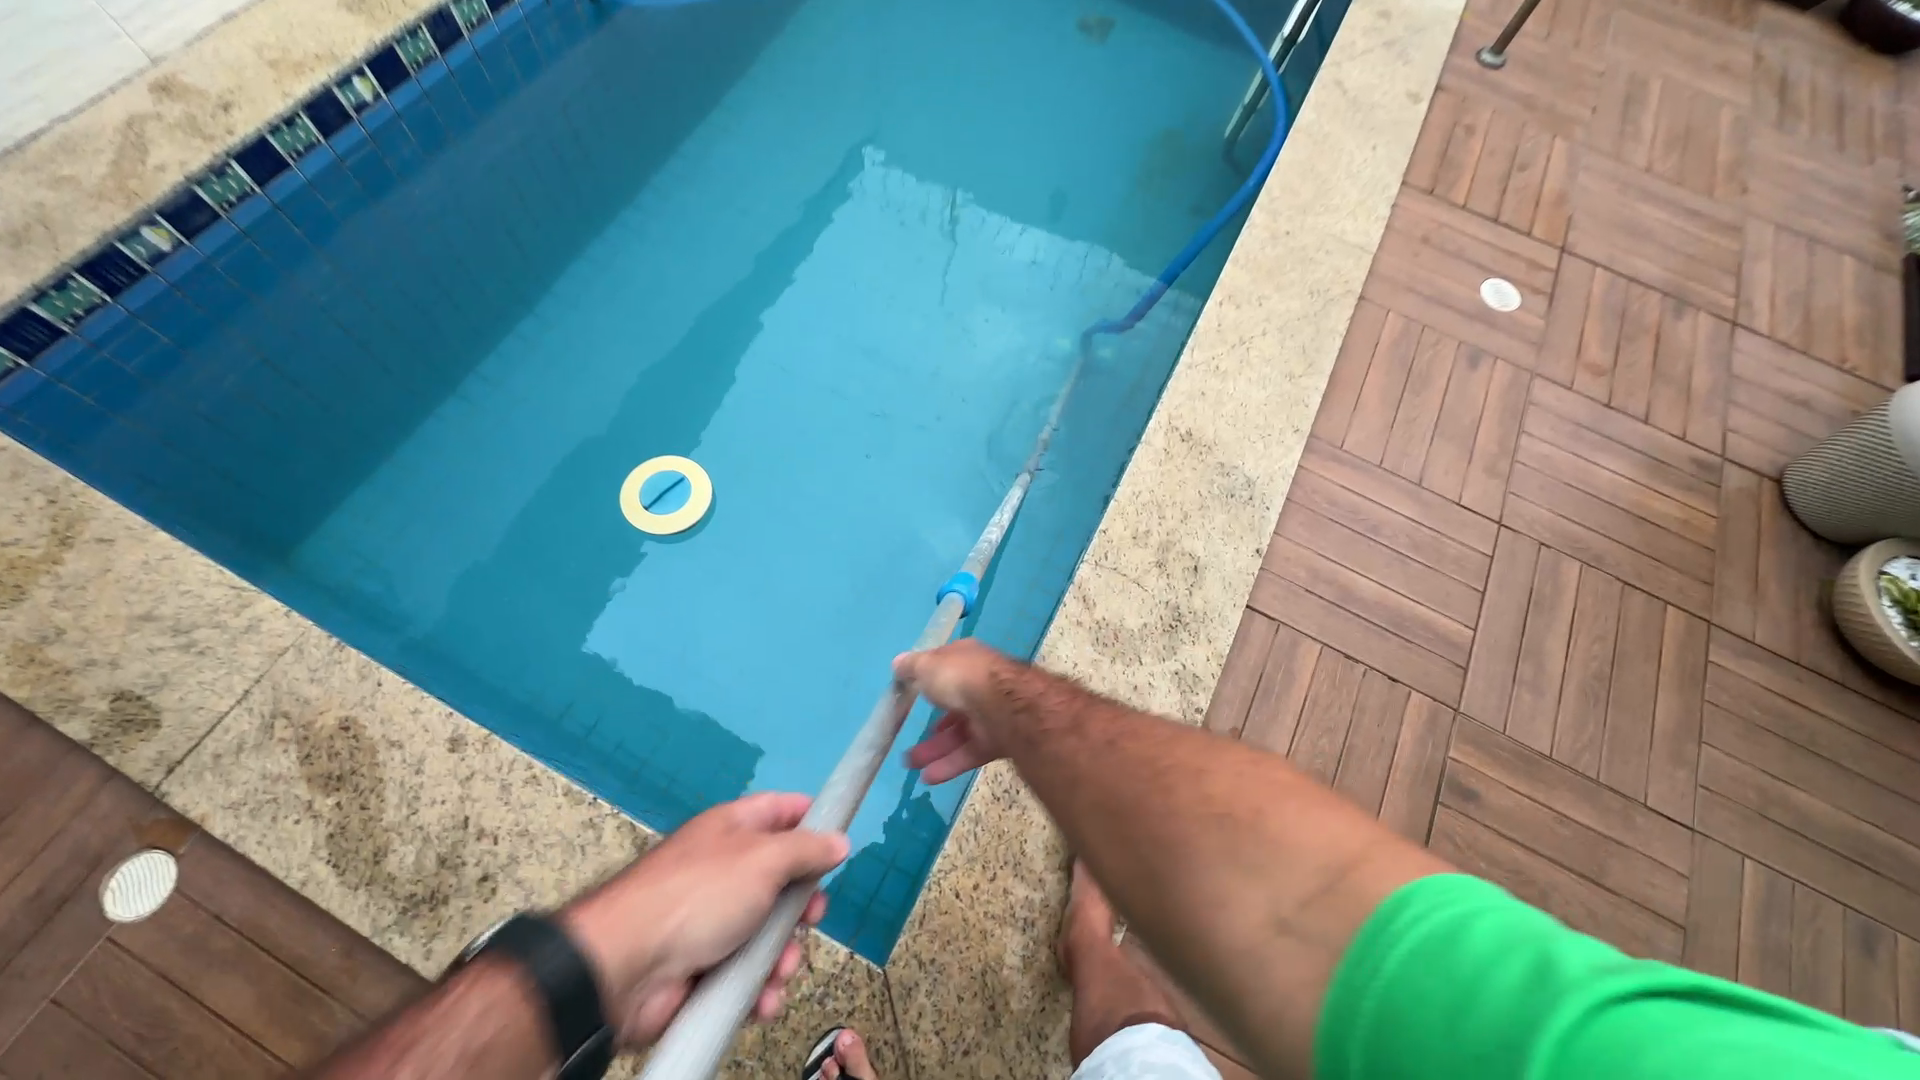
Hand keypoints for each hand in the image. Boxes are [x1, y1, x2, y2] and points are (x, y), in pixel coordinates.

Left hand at [558, 793, 848, 1046]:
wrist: (625, 968)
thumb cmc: (699, 896)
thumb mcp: (763, 859)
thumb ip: (806, 849)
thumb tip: (839, 840)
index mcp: (733, 829)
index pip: (781, 810)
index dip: (811, 818)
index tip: (838, 840)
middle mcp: (725, 869)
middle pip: (782, 878)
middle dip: (803, 904)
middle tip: (812, 917)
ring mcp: (714, 921)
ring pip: (770, 932)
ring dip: (784, 955)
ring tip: (779, 970)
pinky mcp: (706, 968)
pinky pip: (747, 973)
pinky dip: (760, 987)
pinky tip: (762, 998)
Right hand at [896, 640, 1015, 784]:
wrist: (1003, 705)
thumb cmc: (960, 677)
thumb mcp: (927, 666)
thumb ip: (911, 667)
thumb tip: (898, 663)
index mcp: (967, 660)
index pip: (946, 667)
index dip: (928, 679)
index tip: (910, 692)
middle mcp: (981, 684)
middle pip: (952, 705)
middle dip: (930, 723)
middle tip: (906, 736)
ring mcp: (991, 713)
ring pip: (960, 733)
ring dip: (935, 748)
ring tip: (910, 763)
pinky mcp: (998, 740)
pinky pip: (970, 753)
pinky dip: (949, 765)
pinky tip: (928, 777)